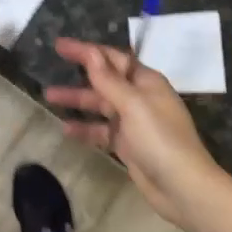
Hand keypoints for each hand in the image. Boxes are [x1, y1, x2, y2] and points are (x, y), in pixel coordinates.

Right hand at [44, 38, 221, 227]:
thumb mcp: (133, 105)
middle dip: (80, 74)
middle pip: (105, 80)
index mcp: (146, 82)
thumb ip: (109, 80)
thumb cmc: (160, 139)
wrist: (182, 187)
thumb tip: (91, 53)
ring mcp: (134, 123)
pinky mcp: (128, 146)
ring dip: (78, 100)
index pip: (112, 58)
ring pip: (100, 106)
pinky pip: (102, 131)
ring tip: (49, 96)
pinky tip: (66, 129)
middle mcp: (140, 98)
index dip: (87, 50)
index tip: (60, 45)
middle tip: (52, 64)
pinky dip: (85, 129)